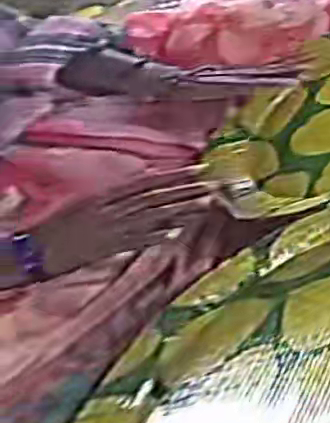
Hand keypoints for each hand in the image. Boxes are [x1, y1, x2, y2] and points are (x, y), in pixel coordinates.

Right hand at [24, 168, 216, 278]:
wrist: (21, 254)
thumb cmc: (50, 228)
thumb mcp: (81, 204)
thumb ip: (113, 194)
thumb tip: (142, 179)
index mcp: (102, 197)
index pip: (146, 182)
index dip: (176, 174)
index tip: (202, 168)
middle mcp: (110, 210)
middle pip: (157, 197)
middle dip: (188, 189)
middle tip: (215, 184)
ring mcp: (110, 229)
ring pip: (154, 216)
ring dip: (183, 210)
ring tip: (207, 203)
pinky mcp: (106, 248)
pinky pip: (139, 240)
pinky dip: (158, 236)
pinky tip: (178, 232)